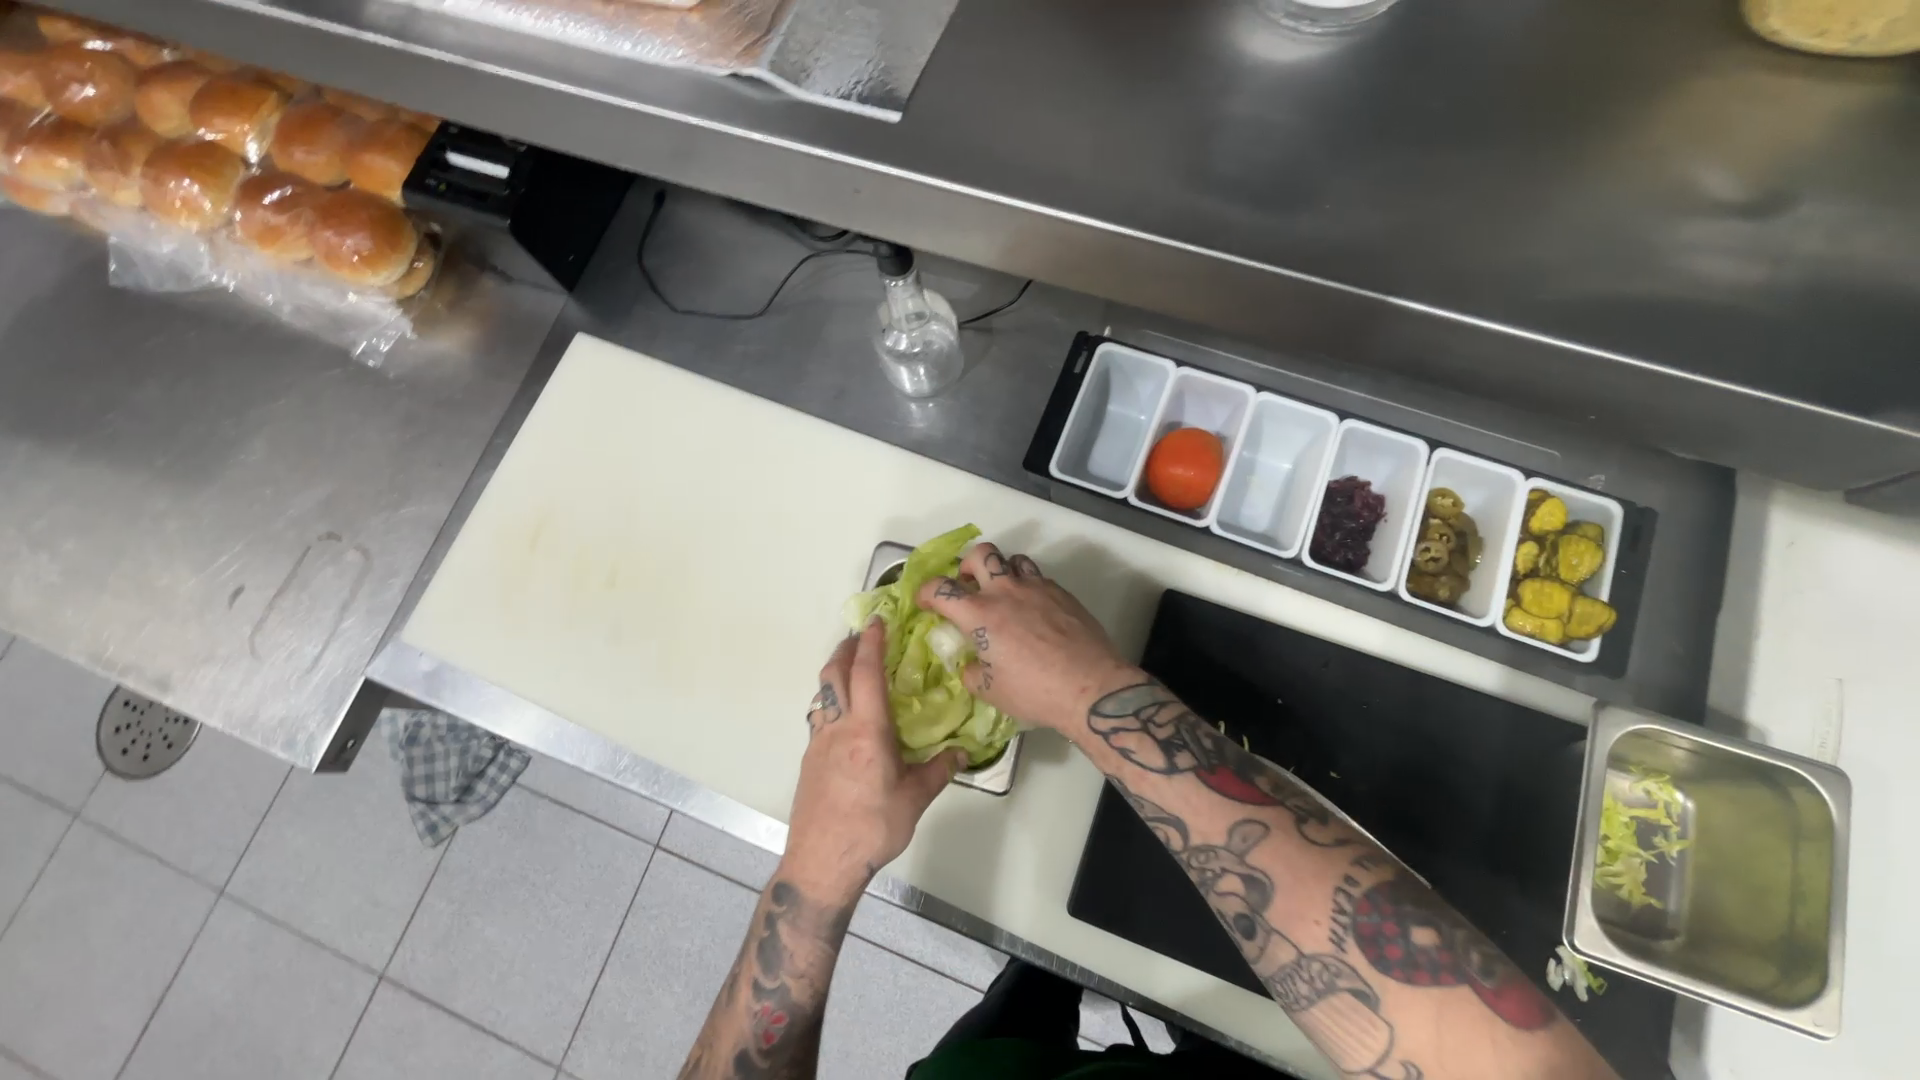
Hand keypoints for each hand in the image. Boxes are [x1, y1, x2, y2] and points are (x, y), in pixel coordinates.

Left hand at [784, 619, 964, 902]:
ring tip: (851, 668)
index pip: (867, 673)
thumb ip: (938, 771)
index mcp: (867, 732)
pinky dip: (831, 700)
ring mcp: (819, 743)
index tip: (879, 622)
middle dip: (846, 648)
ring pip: (822, 694)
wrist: (822, 862)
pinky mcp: (810, 760)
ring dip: (835, 673)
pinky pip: (819, 717)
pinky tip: (843, 715)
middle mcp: (838, 729)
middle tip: (861, 635)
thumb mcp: (914, 800)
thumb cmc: (871, 829)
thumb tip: (961, 752)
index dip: (872, 643)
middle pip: (834, 674)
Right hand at [915, 542, 1140, 733]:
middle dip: (967, 565)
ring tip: (1003, 594)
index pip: (940, 588)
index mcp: (980, 614)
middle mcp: (1006, 592)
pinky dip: (1028, 587)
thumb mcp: (990, 690)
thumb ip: (971, 672)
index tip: (926, 603)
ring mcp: (1037, 588)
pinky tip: (1033, 611)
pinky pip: (1038, 578)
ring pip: (1013, 559)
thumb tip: (971, 663)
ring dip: (1002, 572)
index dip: (926, 592)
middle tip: (968, 586)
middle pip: (980, 554)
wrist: (1090, 686)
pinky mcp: (1062, 593)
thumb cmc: (1035, 692)